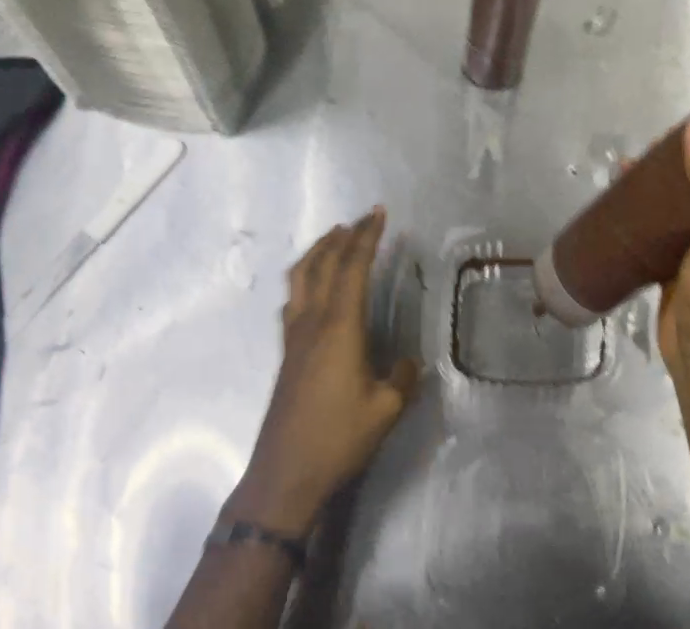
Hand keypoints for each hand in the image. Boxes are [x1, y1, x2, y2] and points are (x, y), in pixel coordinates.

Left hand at [223, 209, 418, 536]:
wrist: (284, 475)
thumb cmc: (338, 439)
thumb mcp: (385, 409)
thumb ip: (401, 378)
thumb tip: (405, 362)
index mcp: (339, 328)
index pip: (353, 269)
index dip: (366, 238)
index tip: (379, 214)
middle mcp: (312, 323)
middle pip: (323, 265)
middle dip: (343, 237)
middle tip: (362, 219)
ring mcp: (294, 338)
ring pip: (300, 279)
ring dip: (317, 253)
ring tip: (333, 239)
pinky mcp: (286, 355)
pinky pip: (293, 300)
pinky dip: (305, 279)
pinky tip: (312, 287)